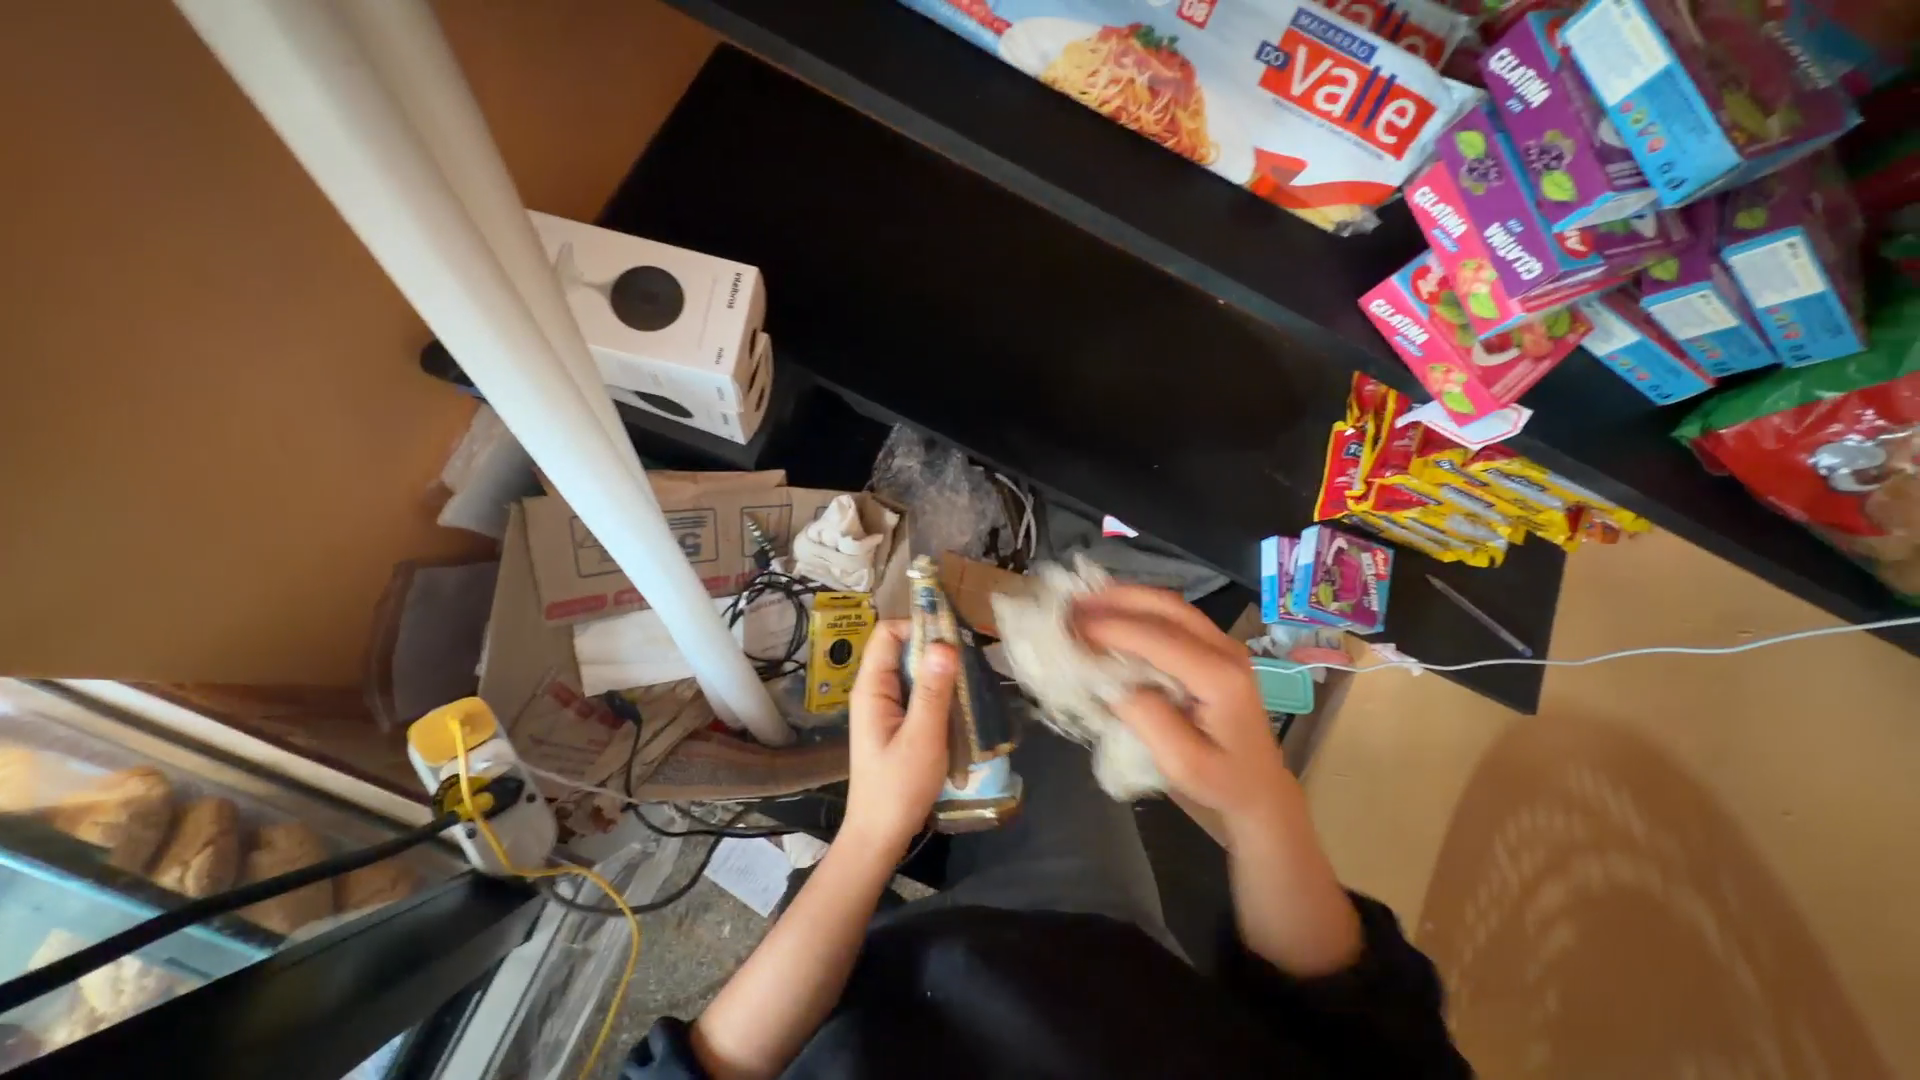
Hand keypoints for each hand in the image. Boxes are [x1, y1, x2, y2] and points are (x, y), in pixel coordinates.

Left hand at [841, 622, 955, 856]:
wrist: (881, 833)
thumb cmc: (899, 787)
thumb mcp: (922, 737)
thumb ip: (932, 690)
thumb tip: (944, 643)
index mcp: (871, 688)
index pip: (888, 634)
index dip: (918, 627)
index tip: (953, 638)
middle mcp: (875, 691)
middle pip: (903, 650)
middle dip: (936, 651)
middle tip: (971, 663)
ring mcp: (885, 708)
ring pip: (914, 673)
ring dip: (941, 674)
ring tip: (972, 683)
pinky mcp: (897, 724)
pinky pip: (919, 694)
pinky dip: (939, 694)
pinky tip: (962, 706)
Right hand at [1075, 587, 1289, 839]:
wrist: (1260, 789)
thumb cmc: (1222, 783)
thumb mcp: (1182, 764)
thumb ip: (1148, 719)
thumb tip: (1111, 683)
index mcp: (1221, 678)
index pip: (1161, 639)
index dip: (1115, 628)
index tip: (1073, 626)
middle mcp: (1226, 651)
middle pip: (1167, 608)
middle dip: (1116, 600)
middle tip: (1072, 604)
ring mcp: (1223, 646)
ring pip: (1170, 606)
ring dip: (1126, 601)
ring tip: (1084, 604)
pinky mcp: (1213, 650)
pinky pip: (1174, 617)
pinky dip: (1138, 611)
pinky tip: (1111, 615)